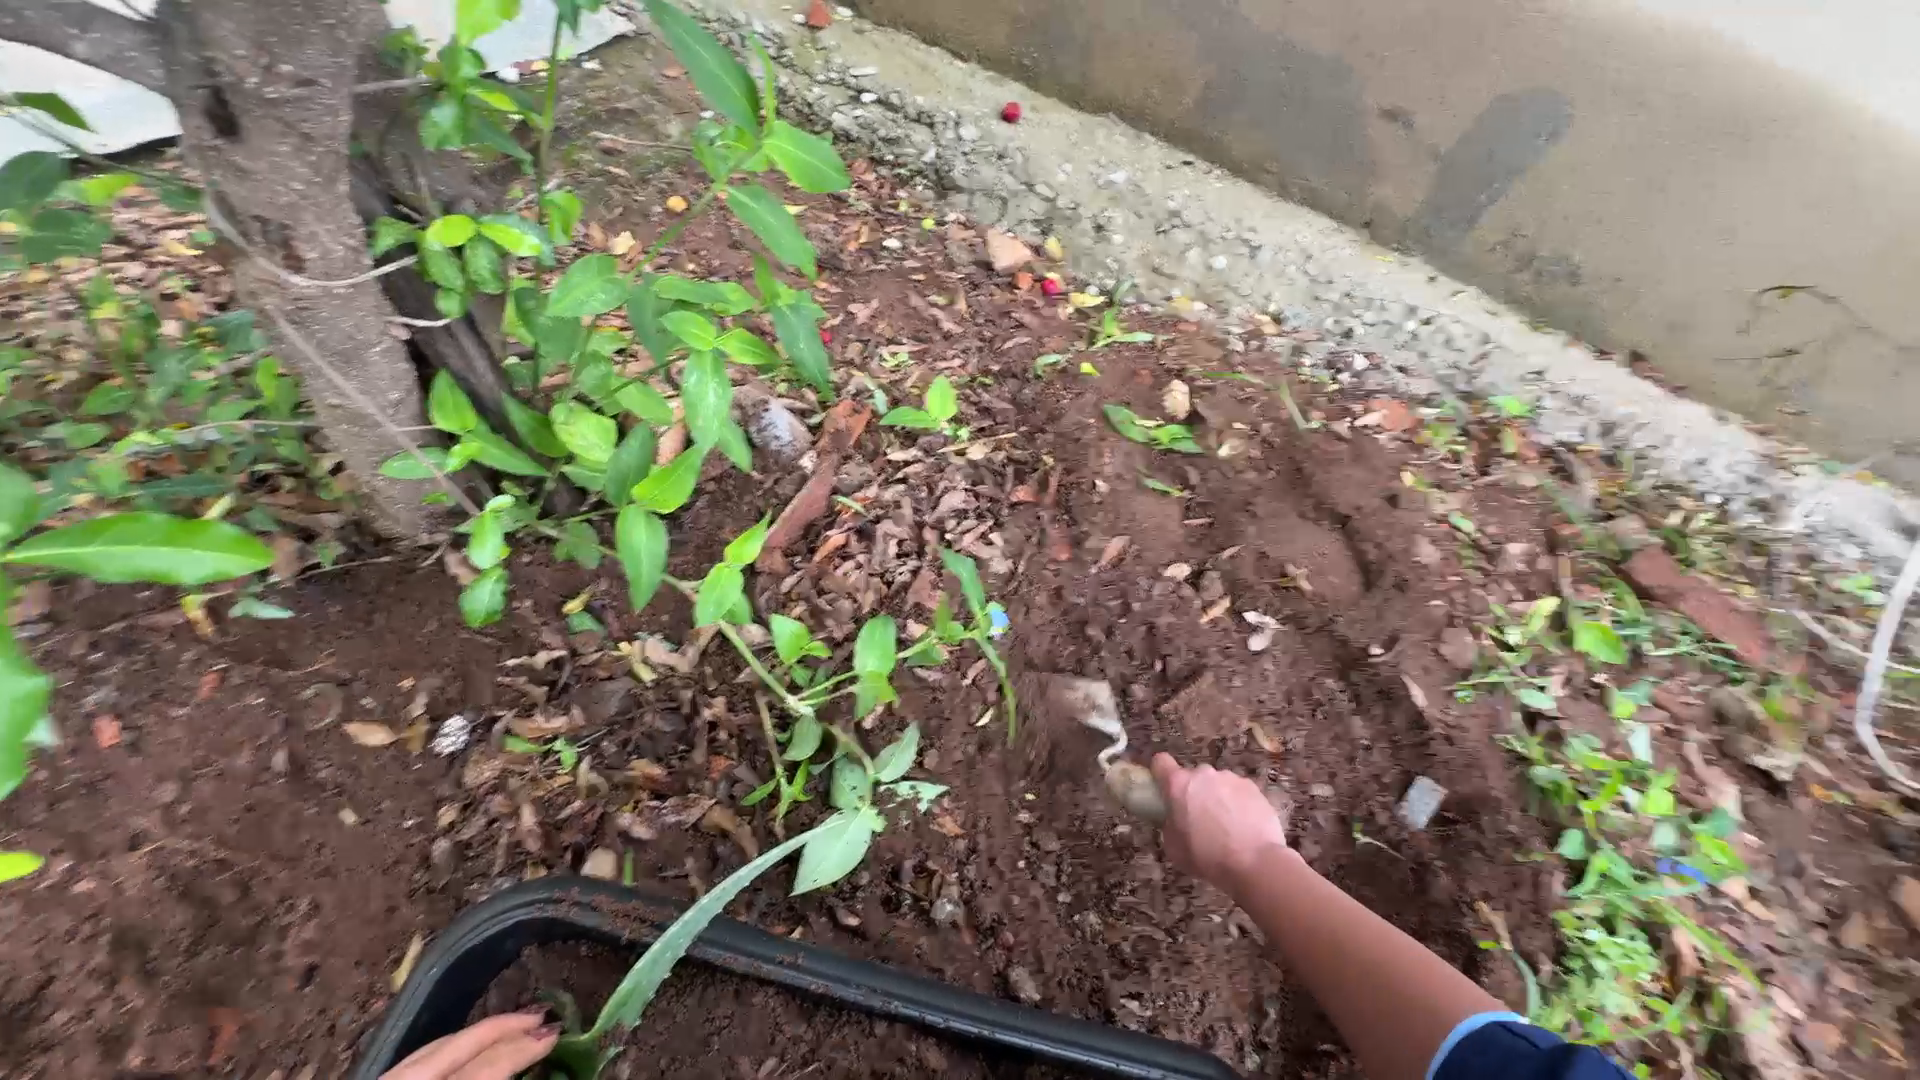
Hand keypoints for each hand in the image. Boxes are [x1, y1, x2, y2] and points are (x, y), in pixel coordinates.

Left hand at [380, 1012, 559, 1079]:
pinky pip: (422, 1054)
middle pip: (464, 1043)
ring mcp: (389, 1077)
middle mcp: (410, 1078)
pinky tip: (466, 1043)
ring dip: (482, 1031)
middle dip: (507, 1026)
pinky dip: (452, 1044)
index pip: (488, 1064)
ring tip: (513, 1023)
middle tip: (543, 1014)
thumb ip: (492, 1077)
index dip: (524, 1046)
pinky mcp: (379, 1079)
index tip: (555, 1031)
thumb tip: (532, 1057)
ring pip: (440, 1042)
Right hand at [1151, 753, 1289, 891]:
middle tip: (1199, 819)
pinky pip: (1238, 792)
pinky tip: (1245, 827)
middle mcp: (1203, 774)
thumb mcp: (1173, 848)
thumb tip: (1175, 820)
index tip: (1164, 790)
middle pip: (1192, 776)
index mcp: (1179, 784)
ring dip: (1217, 797)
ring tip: (1227, 826)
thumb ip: (1170, 825)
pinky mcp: (1253, 788)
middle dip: (1194, 792)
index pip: (1160, 762)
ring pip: (1217, 784)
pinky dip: (1238, 804)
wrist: (1255, 863)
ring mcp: (1230, 778)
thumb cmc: (1207, 857)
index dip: (1160, 774)